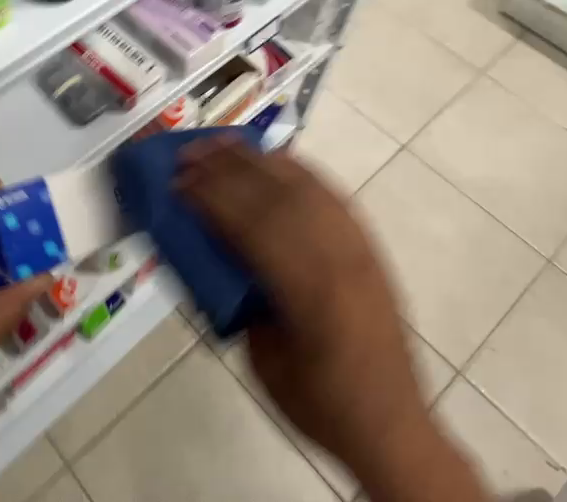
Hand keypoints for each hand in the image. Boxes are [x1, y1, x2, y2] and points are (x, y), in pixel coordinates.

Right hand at [177, 141, 485, 501]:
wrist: (392, 422)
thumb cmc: (319, 401)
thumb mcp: (264, 355)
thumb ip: (242, 297)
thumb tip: (216, 253)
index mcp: (306, 288)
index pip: (248, 224)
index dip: (208, 198)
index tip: (175, 182)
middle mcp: (335, 254)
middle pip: (273, 193)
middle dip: (225, 168)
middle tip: (187, 155)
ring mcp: (356, 245)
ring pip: (301, 183)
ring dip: (257, 160)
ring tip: (221, 144)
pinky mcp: (366, 245)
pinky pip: (328, 192)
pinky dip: (295, 170)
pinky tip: (271, 159)